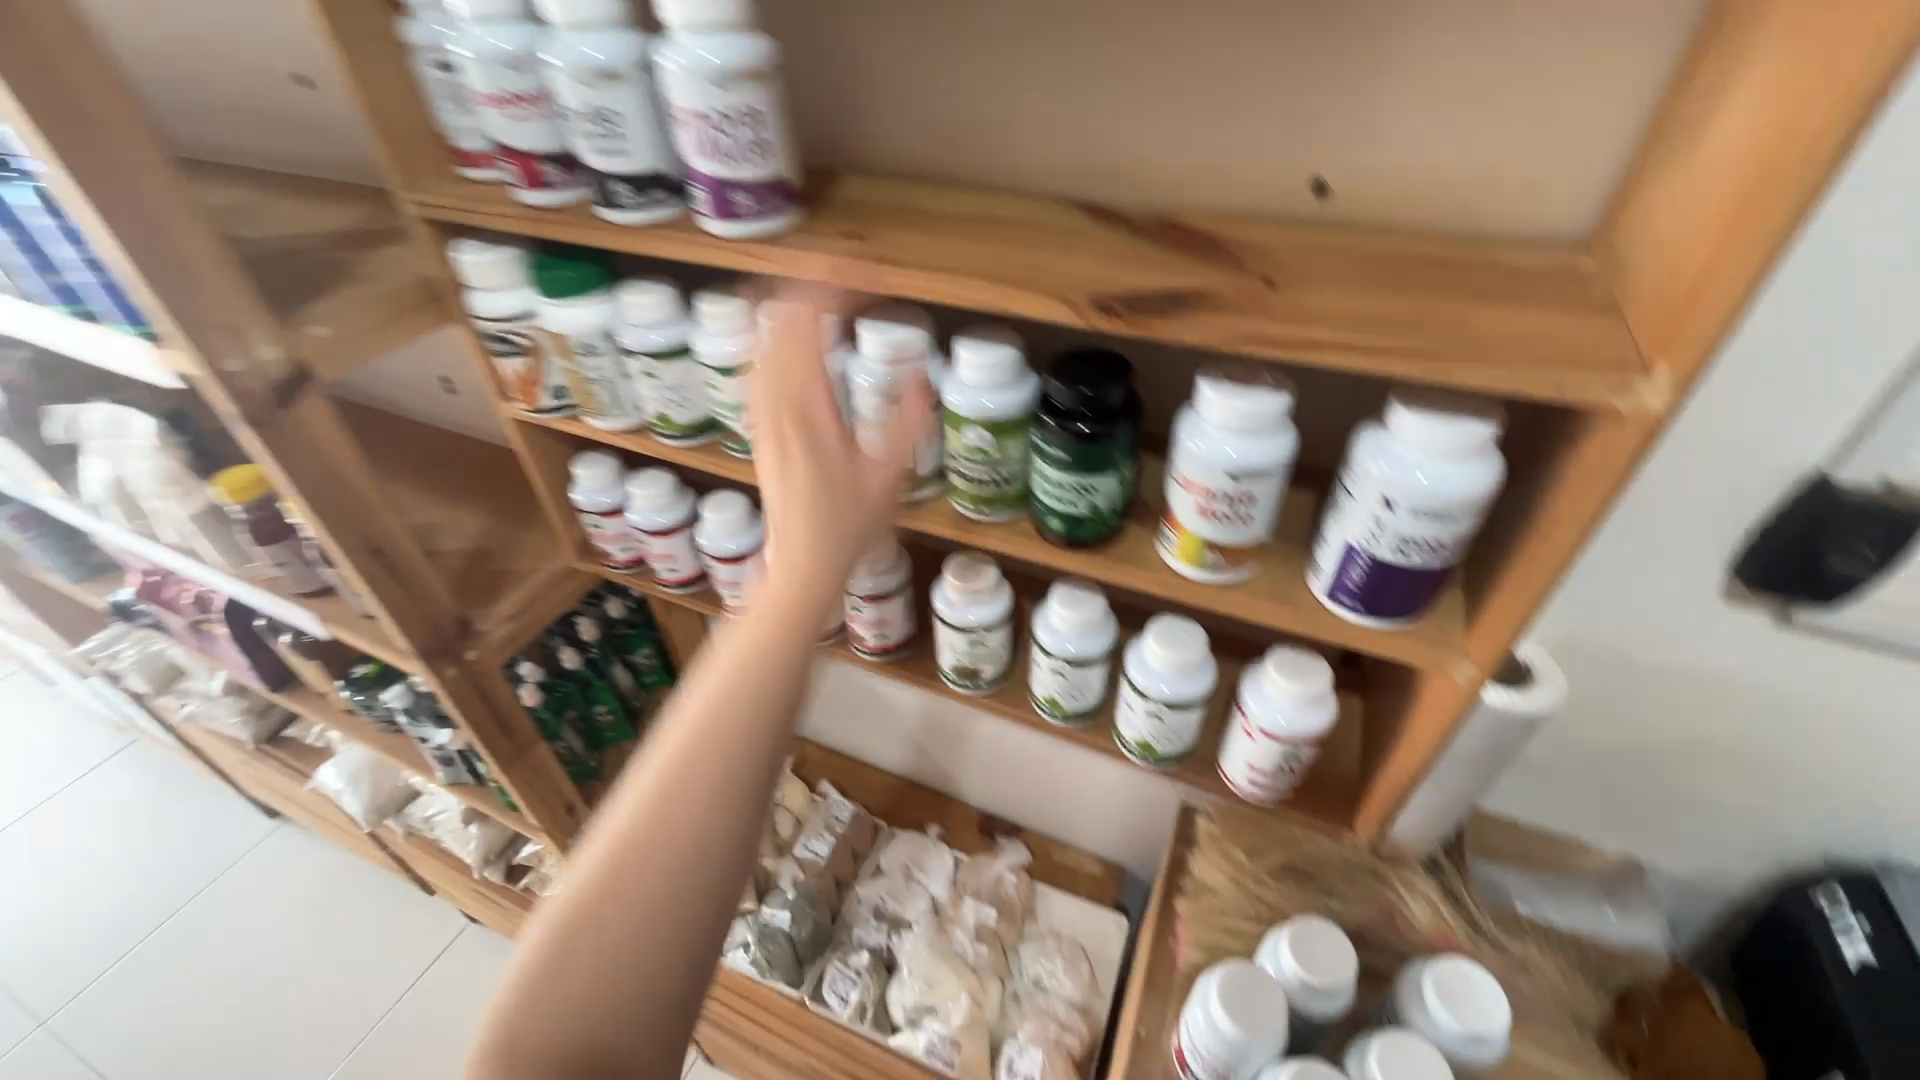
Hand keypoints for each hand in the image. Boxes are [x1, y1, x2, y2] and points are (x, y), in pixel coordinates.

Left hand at [749, 286, 929, 603]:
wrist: (801, 564)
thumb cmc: (847, 528)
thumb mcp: (891, 477)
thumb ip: (907, 422)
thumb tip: (919, 372)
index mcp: (809, 410)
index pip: (809, 323)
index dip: (837, 284)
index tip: (872, 273)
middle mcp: (776, 402)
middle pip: (778, 316)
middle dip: (811, 277)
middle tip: (850, 263)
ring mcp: (760, 412)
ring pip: (759, 335)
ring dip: (788, 300)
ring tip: (822, 283)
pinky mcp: (757, 423)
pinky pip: (754, 360)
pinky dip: (771, 330)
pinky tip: (789, 330)